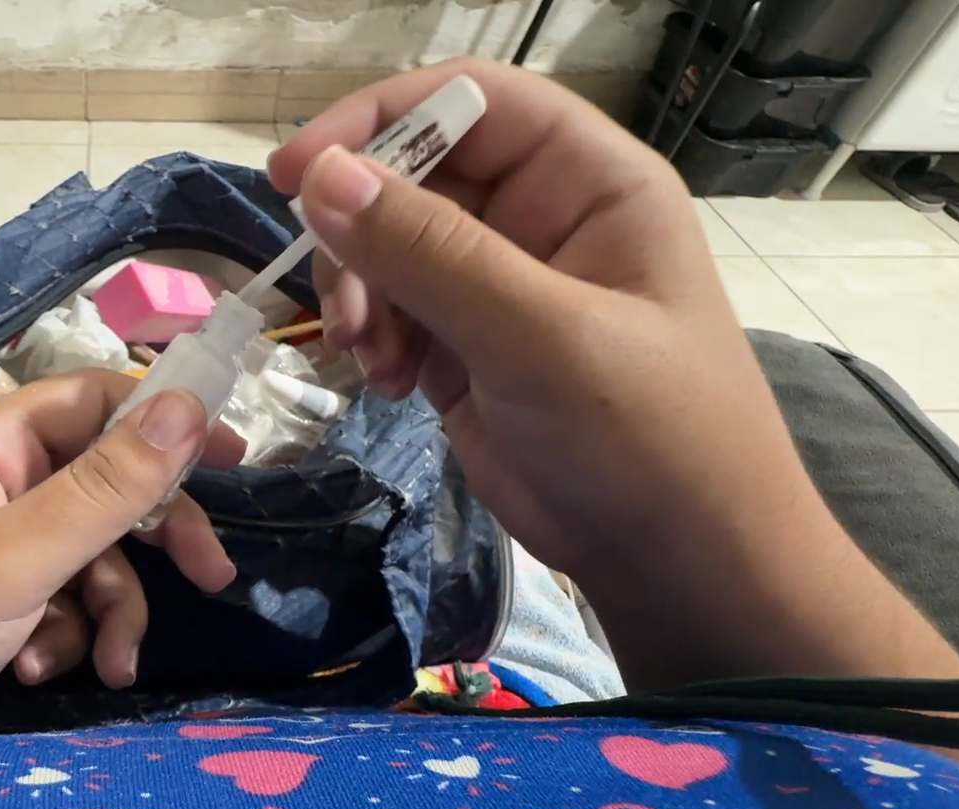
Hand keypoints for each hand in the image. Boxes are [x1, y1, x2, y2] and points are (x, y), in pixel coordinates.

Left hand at [0, 370, 239, 753]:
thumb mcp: (15, 558)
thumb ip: (104, 487)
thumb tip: (187, 406)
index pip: (92, 402)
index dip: (162, 417)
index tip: (232, 455)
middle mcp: (0, 492)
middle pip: (107, 487)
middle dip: (156, 536)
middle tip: (212, 575)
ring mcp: (1, 554)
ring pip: (96, 559)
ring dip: (111, 611)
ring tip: (110, 663)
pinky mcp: (4, 610)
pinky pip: (68, 606)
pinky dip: (71, 638)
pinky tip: (43, 669)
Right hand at [269, 60, 860, 685]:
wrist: (666, 553)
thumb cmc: (639, 433)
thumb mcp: (535, 334)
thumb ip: (428, 252)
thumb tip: (322, 179)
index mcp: (583, 182)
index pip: (468, 105)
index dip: (376, 122)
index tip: (292, 177)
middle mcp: (534, 224)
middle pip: (412, 187)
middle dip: (362, 245)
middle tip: (347, 320)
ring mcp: (493, 292)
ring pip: (389, 259)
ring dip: (362, 305)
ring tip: (375, 366)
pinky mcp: (462, 352)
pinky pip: (392, 319)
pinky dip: (374, 346)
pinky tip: (391, 388)